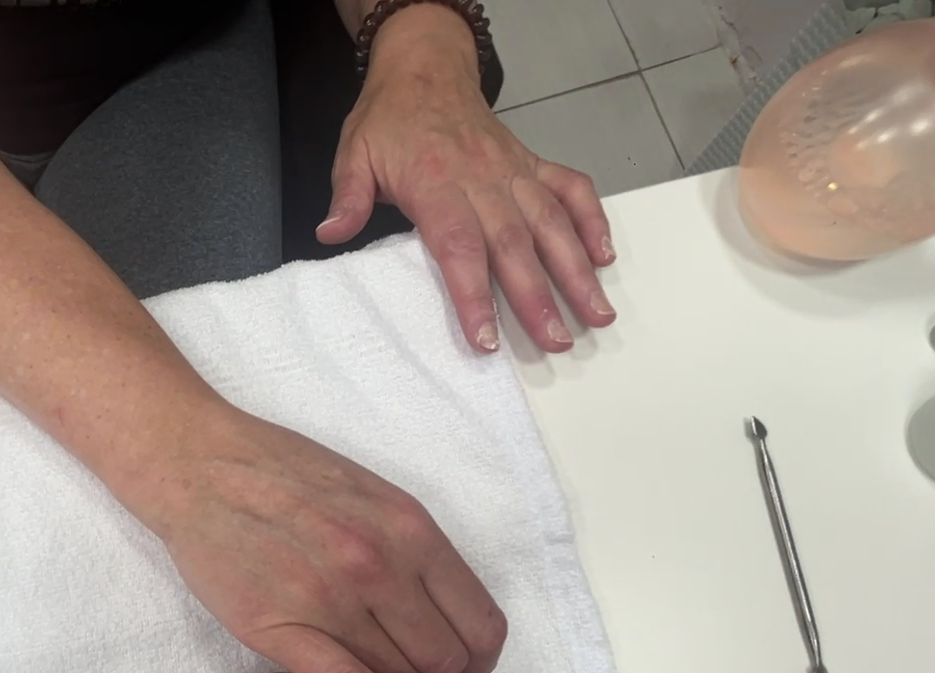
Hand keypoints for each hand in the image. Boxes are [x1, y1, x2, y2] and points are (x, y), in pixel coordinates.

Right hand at [138, 409, 506, 672]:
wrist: (199, 468)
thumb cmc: (279, 471)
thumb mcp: (367, 491)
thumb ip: (409, 549)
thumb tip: (433, 613)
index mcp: (410, 528)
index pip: (481, 624)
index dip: (477, 658)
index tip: (461, 667)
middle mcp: (381, 566)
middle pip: (444, 660)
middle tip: (408, 671)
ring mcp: (332, 601)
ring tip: (368, 672)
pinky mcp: (282, 629)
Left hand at [319, 4, 616, 354]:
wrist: (424, 68)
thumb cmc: (388, 120)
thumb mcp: (354, 155)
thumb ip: (347, 198)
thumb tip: (329, 234)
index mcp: (436, 183)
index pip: (458, 248)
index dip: (474, 295)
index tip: (486, 338)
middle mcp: (483, 179)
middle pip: (515, 246)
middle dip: (538, 298)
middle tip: (556, 342)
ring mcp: (513, 172)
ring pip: (552, 225)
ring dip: (577, 271)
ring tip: (596, 315)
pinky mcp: (531, 163)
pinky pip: (571, 190)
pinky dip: (592, 220)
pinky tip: (605, 257)